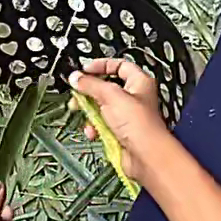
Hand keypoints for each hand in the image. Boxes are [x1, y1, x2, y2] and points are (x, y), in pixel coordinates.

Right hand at [68, 58, 173, 188]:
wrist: (144, 155)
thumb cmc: (140, 125)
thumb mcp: (111, 96)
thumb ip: (91, 84)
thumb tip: (76, 77)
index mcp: (139, 82)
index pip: (119, 66)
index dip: (102, 65)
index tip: (85, 70)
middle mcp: (134, 98)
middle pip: (106, 88)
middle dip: (90, 92)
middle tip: (77, 93)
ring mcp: (127, 117)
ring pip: (102, 108)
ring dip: (90, 112)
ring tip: (82, 113)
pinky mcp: (120, 132)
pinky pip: (102, 126)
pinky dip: (95, 128)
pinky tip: (93, 131)